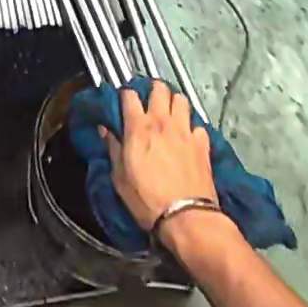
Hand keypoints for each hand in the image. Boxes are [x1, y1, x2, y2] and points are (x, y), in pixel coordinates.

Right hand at [100, 82, 216, 232]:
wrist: (186, 218)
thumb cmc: (147, 200)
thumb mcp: (120, 178)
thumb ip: (113, 149)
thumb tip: (105, 130)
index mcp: (139, 127)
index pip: (129, 95)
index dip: (126, 95)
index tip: (124, 101)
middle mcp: (162, 121)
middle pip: (159, 88)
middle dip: (153, 89)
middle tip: (150, 101)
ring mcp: (185, 130)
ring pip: (181, 99)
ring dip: (174, 103)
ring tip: (170, 113)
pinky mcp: (202, 143)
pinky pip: (198, 125)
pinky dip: (192, 128)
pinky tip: (188, 138)